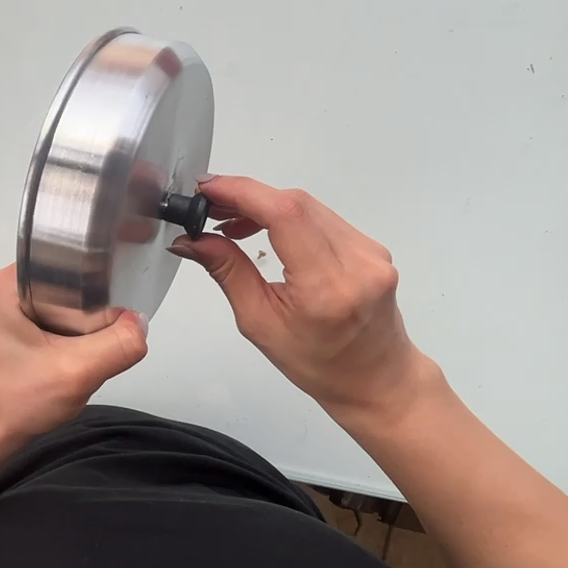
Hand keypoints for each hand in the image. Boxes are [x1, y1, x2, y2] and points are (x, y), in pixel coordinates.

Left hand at [0, 265, 149, 439]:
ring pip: (77, 299)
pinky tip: (92, 346)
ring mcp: (22, 304)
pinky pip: (71, 315)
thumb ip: (116, 346)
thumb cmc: (21, 399)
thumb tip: (142, 322)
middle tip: (113, 329)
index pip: (70, 259)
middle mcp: (14, 284)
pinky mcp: (31, 324)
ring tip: (102, 339)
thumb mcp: (76, 372)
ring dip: (94, 320)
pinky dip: (86, 330)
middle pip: (76, 278)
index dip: (101, 277)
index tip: (125, 298)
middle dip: (100, 302)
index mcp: (12, 281)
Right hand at [171, 177, 434, 421]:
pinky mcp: (371, 247)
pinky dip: (285, 215)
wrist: (377, 378)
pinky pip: (321, 216)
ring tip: (228, 221)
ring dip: (263, 204)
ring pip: (308, 205)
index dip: (243, 193)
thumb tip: (191, 239)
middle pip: (296, 202)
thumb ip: (228, 272)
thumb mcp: (259, 322)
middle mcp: (357, 261)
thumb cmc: (316, 363)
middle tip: (208, 206)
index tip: (207, 188)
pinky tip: (261, 228)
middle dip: (246, 196)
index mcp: (327, 286)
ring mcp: (370, 250)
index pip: (285, 215)